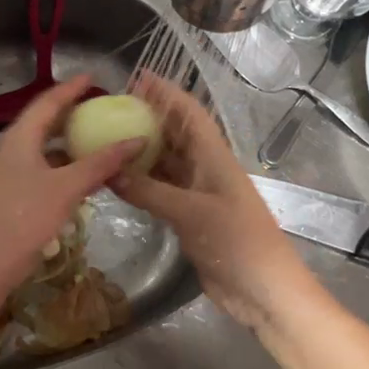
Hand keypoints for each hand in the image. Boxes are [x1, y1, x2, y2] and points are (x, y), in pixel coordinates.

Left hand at [0, 74, 140, 292]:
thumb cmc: (24, 217)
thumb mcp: (67, 187)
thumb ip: (100, 163)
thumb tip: (135, 140)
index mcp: (20, 137)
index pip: (47, 102)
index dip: (70, 88)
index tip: (92, 77)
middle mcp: (13, 149)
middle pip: (45, 123)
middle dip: (72, 114)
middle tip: (101, 108)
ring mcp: (13, 173)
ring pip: (46, 149)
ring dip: (72, 144)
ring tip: (101, 140)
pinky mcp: (16, 195)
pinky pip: (46, 170)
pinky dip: (68, 168)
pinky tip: (89, 177)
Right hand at [109, 75, 320, 326]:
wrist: (263, 290)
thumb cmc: (237, 242)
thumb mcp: (190, 212)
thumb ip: (149, 191)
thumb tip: (109, 172)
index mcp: (214, 158)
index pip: (189, 114)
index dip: (167, 93)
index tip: (138, 78)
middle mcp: (205, 170)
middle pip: (175, 135)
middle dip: (147, 118)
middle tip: (110, 110)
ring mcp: (198, 195)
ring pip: (165, 163)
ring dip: (140, 152)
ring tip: (106, 140)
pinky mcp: (190, 218)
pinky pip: (160, 190)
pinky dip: (140, 183)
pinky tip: (116, 181)